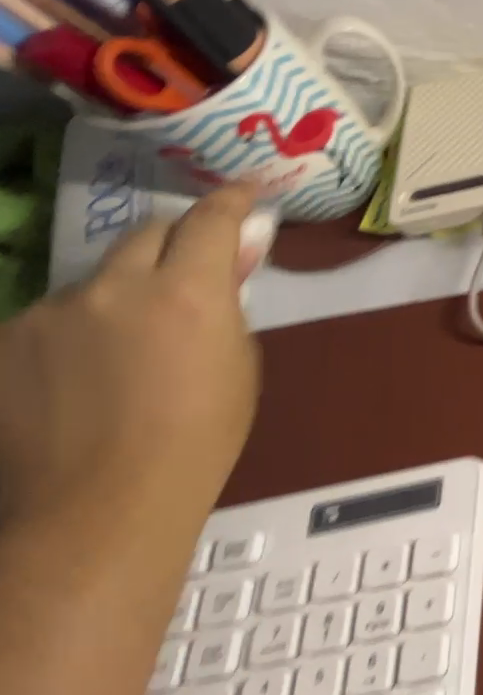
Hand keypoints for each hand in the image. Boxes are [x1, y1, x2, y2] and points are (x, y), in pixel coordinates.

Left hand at [0, 185, 261, 532]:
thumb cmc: (202, 433)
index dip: (231, 200)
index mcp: (188, 291)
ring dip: (121, 293)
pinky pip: (50, 320)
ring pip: (95, 281)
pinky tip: (83, 374)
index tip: (246, 190)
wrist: (101, 503)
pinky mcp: (2, 347)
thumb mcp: (238, 361)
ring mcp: (45, 316)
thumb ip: (227, 302)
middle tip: (194, 265)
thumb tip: (231, 259)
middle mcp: (113, 288)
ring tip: (131, 344)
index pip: (210, 221)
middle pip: (146, 235)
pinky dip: (76, 331)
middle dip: (175, 241)